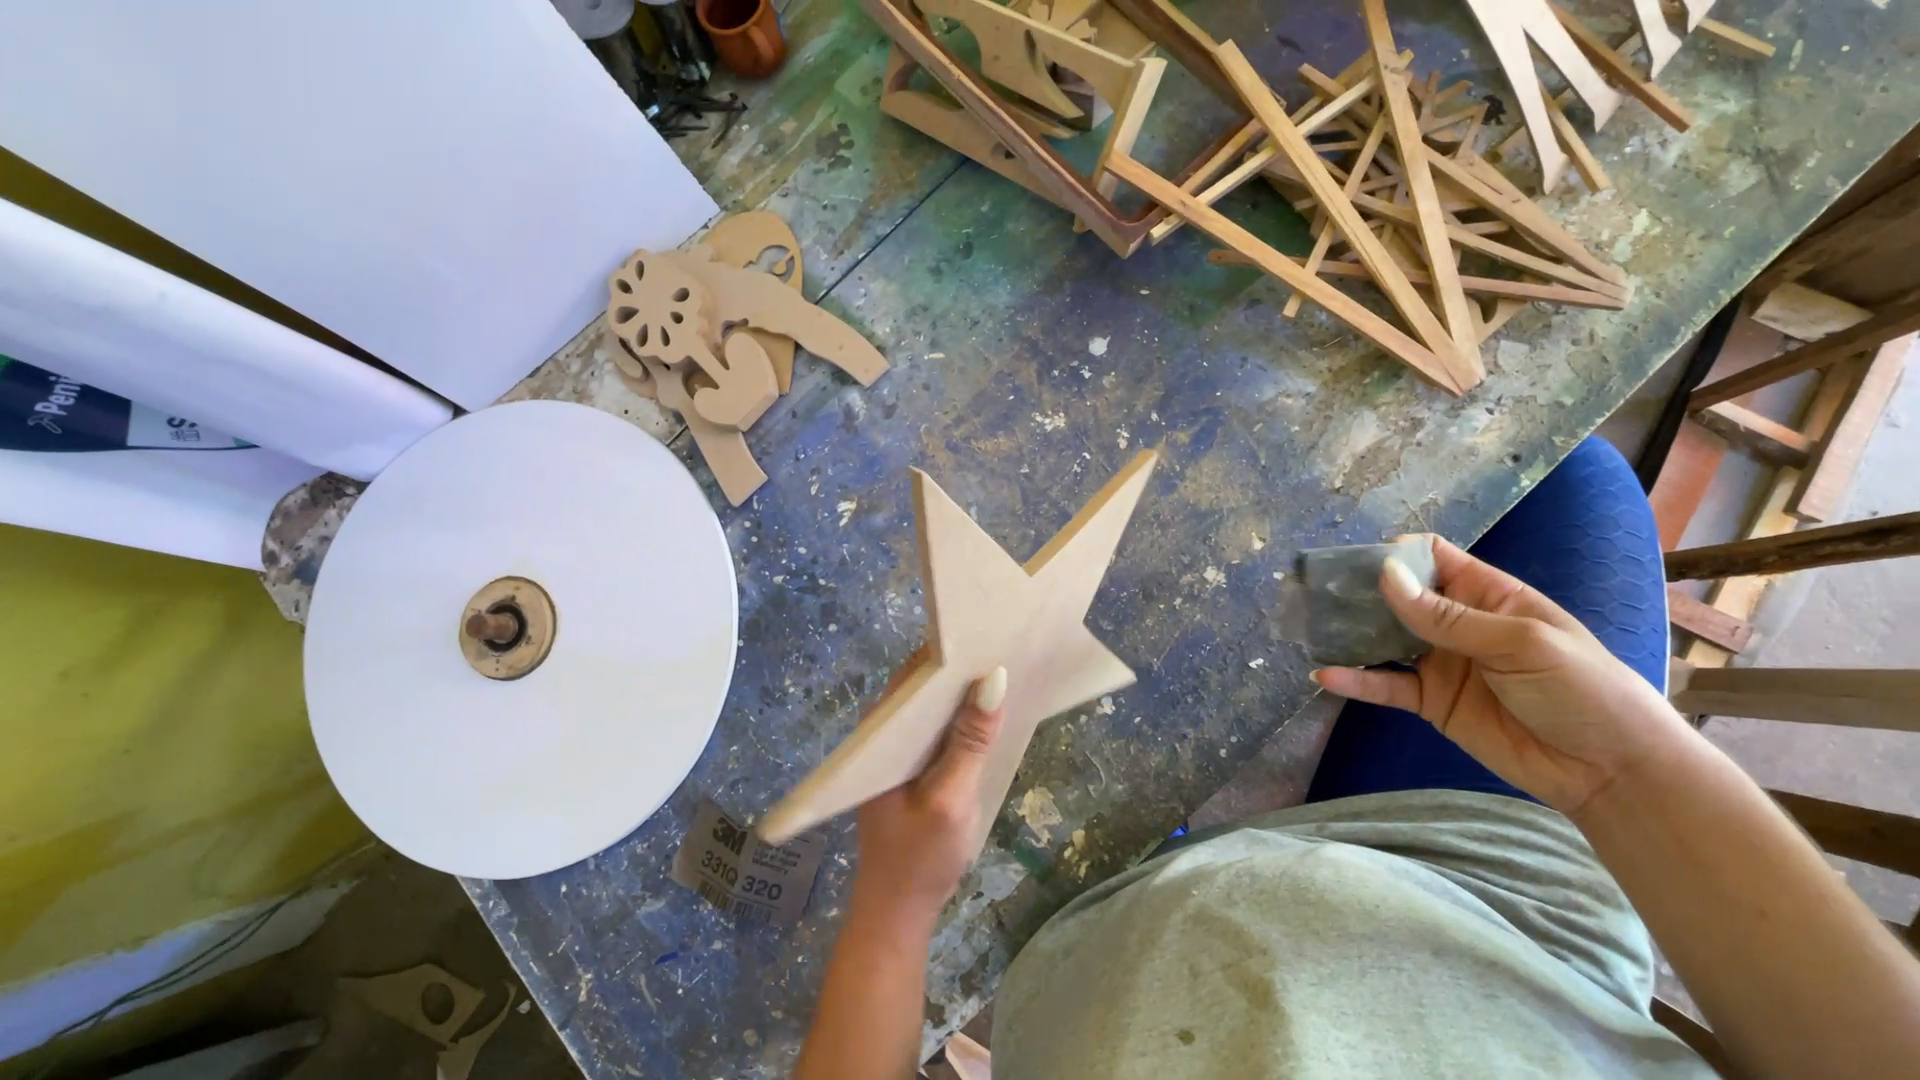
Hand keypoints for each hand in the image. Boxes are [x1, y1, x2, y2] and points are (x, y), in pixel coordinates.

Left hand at [851, 668, 1006, 920]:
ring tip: (1008, 673)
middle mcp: (886, 735)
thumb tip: (994, 678)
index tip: (990, 630)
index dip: (950, 650)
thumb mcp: (950, 798)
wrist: (899, 911)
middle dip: (963, 668)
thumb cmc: (920, 856)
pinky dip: (964, 722)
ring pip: (935, 709)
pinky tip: (993, 718)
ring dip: (965, 695)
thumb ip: (970, 742)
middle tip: (1010, 647)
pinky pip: (940, 731)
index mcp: (882, 734)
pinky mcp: (914, 768)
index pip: (914, 674)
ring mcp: (900, 752)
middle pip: (925, 687)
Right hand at [1312, 535, 1690, 815]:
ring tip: (1313, 629)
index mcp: (1489, 595)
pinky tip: (1326, 676)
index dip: (1397, 554)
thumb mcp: (1520, 643)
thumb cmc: (1582, 689)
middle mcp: (1459, 623)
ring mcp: (1442, 663)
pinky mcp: (1431, 702)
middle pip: (1400, 595)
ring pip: (1385, 639)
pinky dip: (1356, 680)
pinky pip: (1386, 685)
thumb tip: (1386, 577)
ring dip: (1352, 633)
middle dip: (1361, 592)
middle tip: (1318, 594)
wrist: (1608, 769)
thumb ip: (1448, 617)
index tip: (1359, 564)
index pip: (1434, 558)